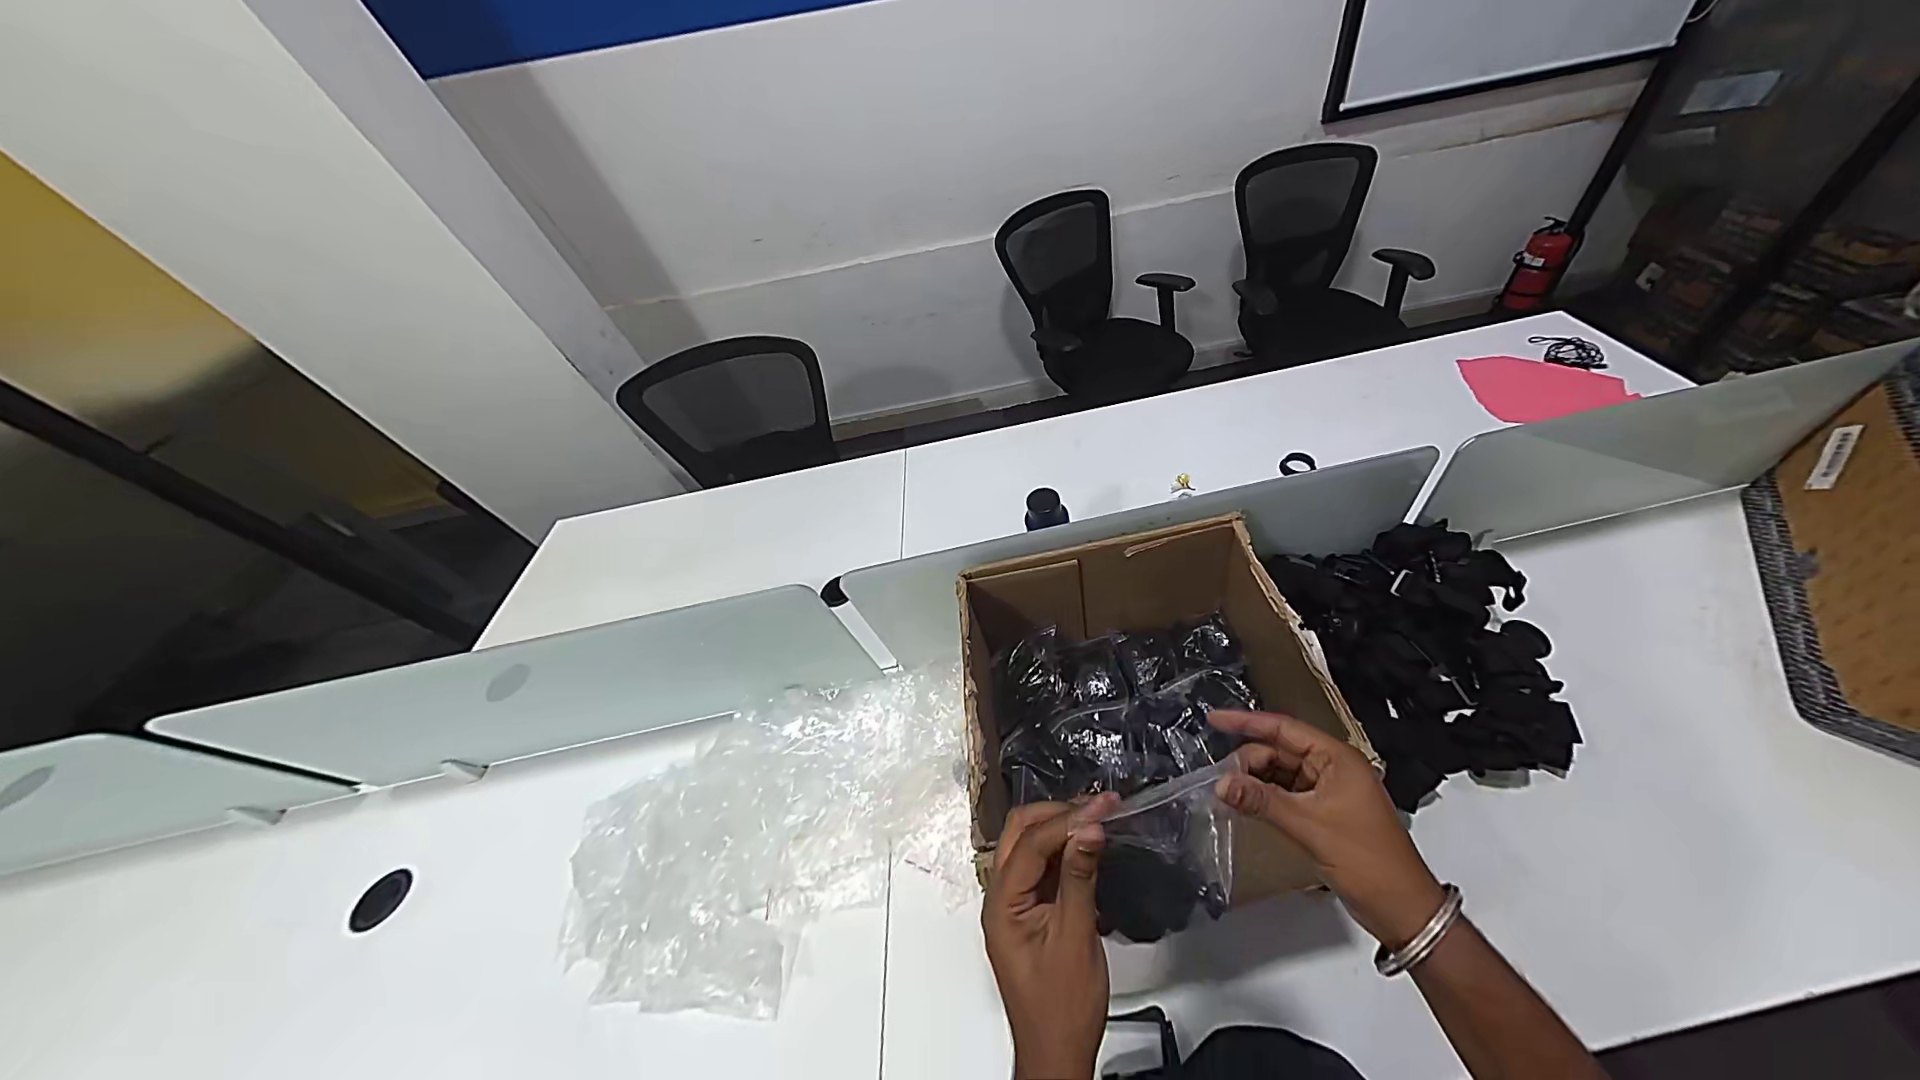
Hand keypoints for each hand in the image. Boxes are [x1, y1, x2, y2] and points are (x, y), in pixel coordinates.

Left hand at [982, 795, 1118, 1079]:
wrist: (1056, 1053)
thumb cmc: (1061, 1009)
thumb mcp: (1076, 939)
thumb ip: (1080, 879)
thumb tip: (1089, 829)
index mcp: (1002, 904)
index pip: (1032, 843)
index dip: (1068, 820)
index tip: (1102, 806)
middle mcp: (1001, 896)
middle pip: (1021, 833)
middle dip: (1058, 813)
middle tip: (1098, 806)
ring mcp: (1014, 902)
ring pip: (1030, 845)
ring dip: (1062, 827)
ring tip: (1097, 816)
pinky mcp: (1030, 910)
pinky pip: (1042, 866)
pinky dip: (1064, 850)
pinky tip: (1087, 844)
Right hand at [1209, 710, 1446, 949]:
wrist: (1404, 910)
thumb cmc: (1368, 861)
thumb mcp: (1310, 827)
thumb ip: (1262, 801)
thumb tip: (1221, 784)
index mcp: (1338, 759)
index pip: (1284, 728)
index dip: (1246, 722)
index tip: (1214, 719)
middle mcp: (1332, 768)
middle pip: (1278, 751)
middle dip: (1247, 761)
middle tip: (1221, 779)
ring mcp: (1328, 790)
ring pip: (1279, 773)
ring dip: (1254, 781)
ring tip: (1227, 793)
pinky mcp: (1322, 812)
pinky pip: (1285, 794)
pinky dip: (1264, 797)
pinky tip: (1244, 805)